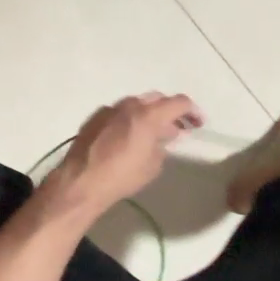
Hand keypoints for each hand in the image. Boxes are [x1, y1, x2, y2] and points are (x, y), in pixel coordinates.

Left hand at [48, 93, 203, 214]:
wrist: (82, 181)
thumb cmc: (122, 176)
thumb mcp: (153, 165)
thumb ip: (163, 145)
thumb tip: (165, 136)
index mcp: (148, 115)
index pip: (179, 102)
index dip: (192, 112)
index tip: (198, 123)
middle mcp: (129, 105)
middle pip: (156, 99)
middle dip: (169, 111)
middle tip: (176, 128)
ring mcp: (109, 109)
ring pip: (135, 104)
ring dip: (148, 114)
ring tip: (153, 133)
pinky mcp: (94, 118)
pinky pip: (118, 113)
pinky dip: (129, 119)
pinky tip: (129, 136)